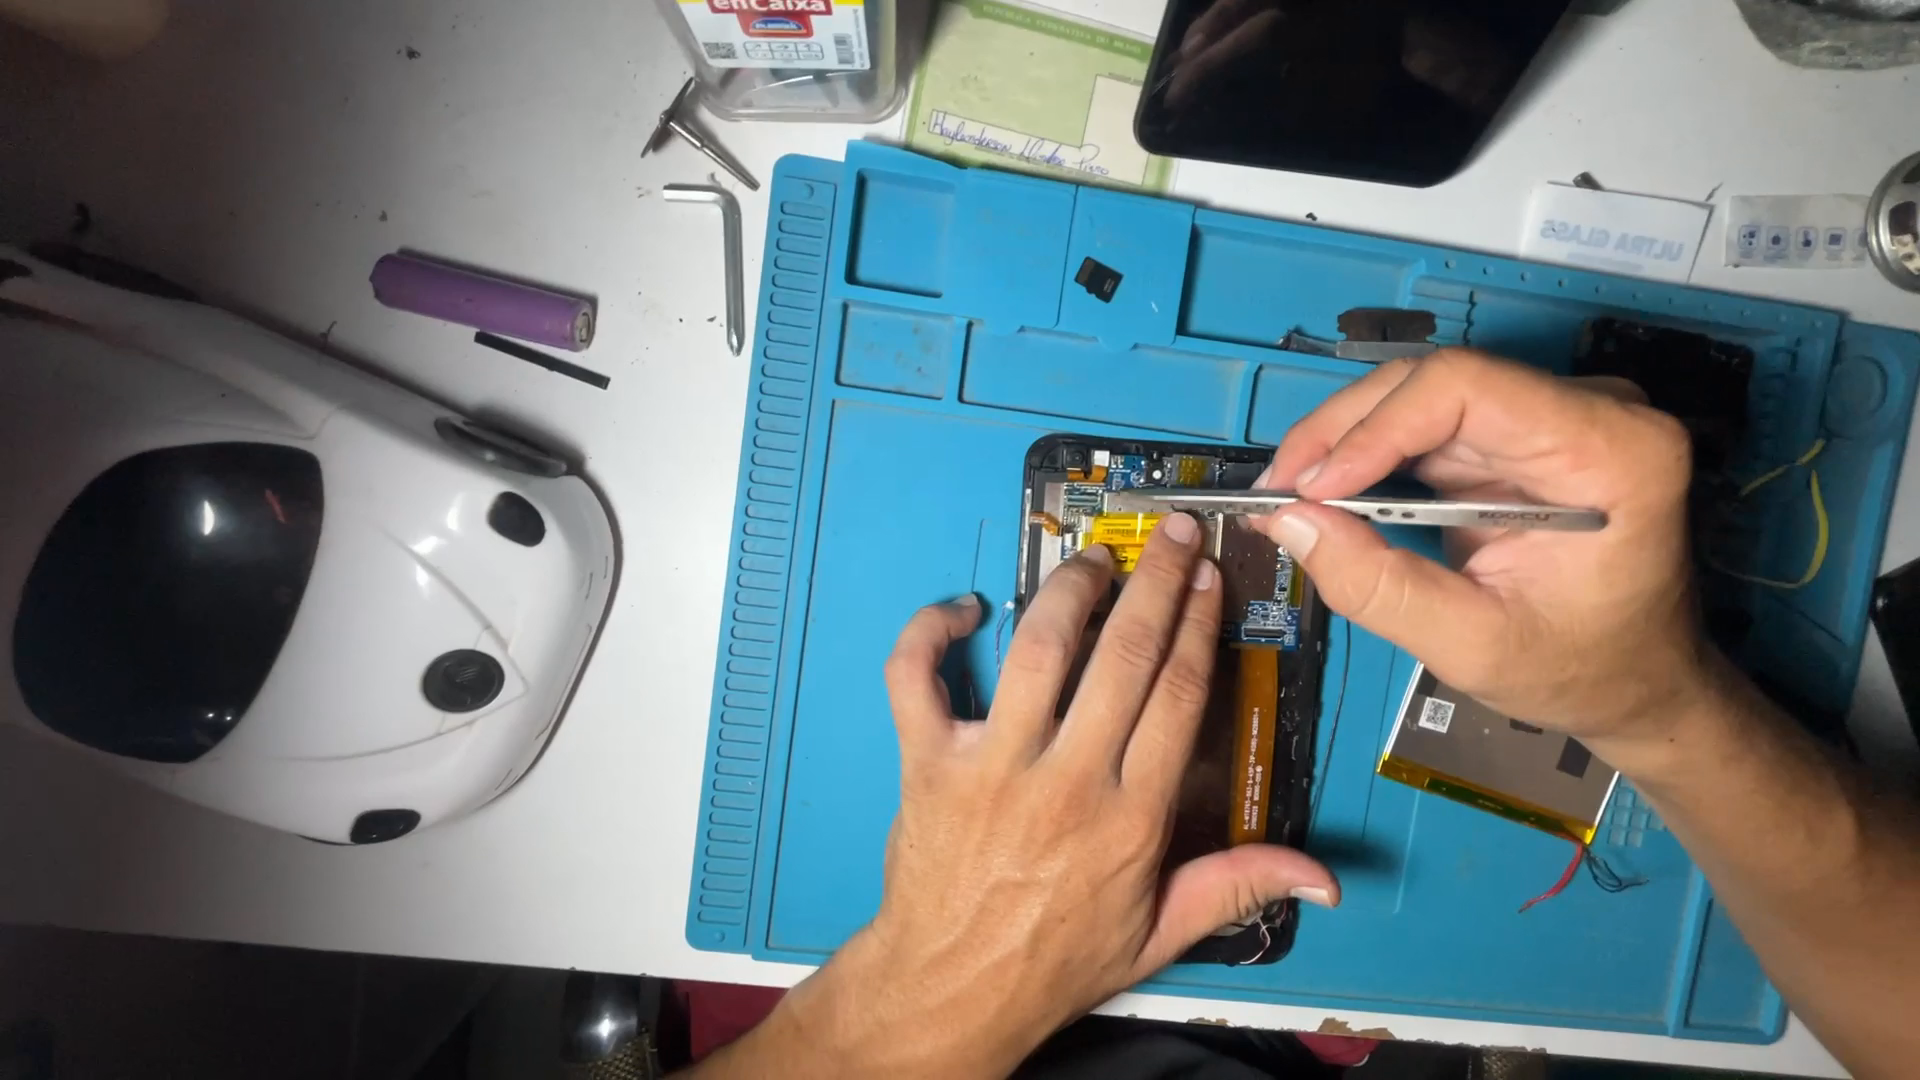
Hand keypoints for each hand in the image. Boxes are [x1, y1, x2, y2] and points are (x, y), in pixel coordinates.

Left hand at [774, 514, 1336, 1078]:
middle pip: (1120, 656)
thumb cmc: (1058, 958)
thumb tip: (1327, 879)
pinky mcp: (925, 759)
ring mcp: (988, 763)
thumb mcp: (1158, 935)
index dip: (1196, 624)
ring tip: (1091, 559)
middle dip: (1153, 583)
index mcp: (1129, 815)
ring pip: (1034, 650)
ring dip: (1066, 591)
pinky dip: (929, 632)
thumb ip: (1235, 887)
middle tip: (1169, 533)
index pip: (1176, 695)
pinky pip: (914, 677)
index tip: (1206, 575)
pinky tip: (962, 607)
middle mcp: (1063, 778)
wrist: (951, 986)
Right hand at [1258, 349, 1708, 743]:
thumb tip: (1288, 521)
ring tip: (1283, 495)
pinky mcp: (1504, 439)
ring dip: (1333, 443)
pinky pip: (1411, 427)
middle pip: (1426, 385)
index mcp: (1605, 451)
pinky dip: (1353, 457)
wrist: (1634, 677)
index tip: (1312, 491)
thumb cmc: (1578, 668)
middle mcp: (1580, 412)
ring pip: (1407, 398)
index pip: (1464, 388)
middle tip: (1274, 494)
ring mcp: (1541, 420)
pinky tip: (1316, 490)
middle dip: (1336, 434)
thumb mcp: (1470, 645)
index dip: (1373, 428)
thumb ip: (1377, 586)